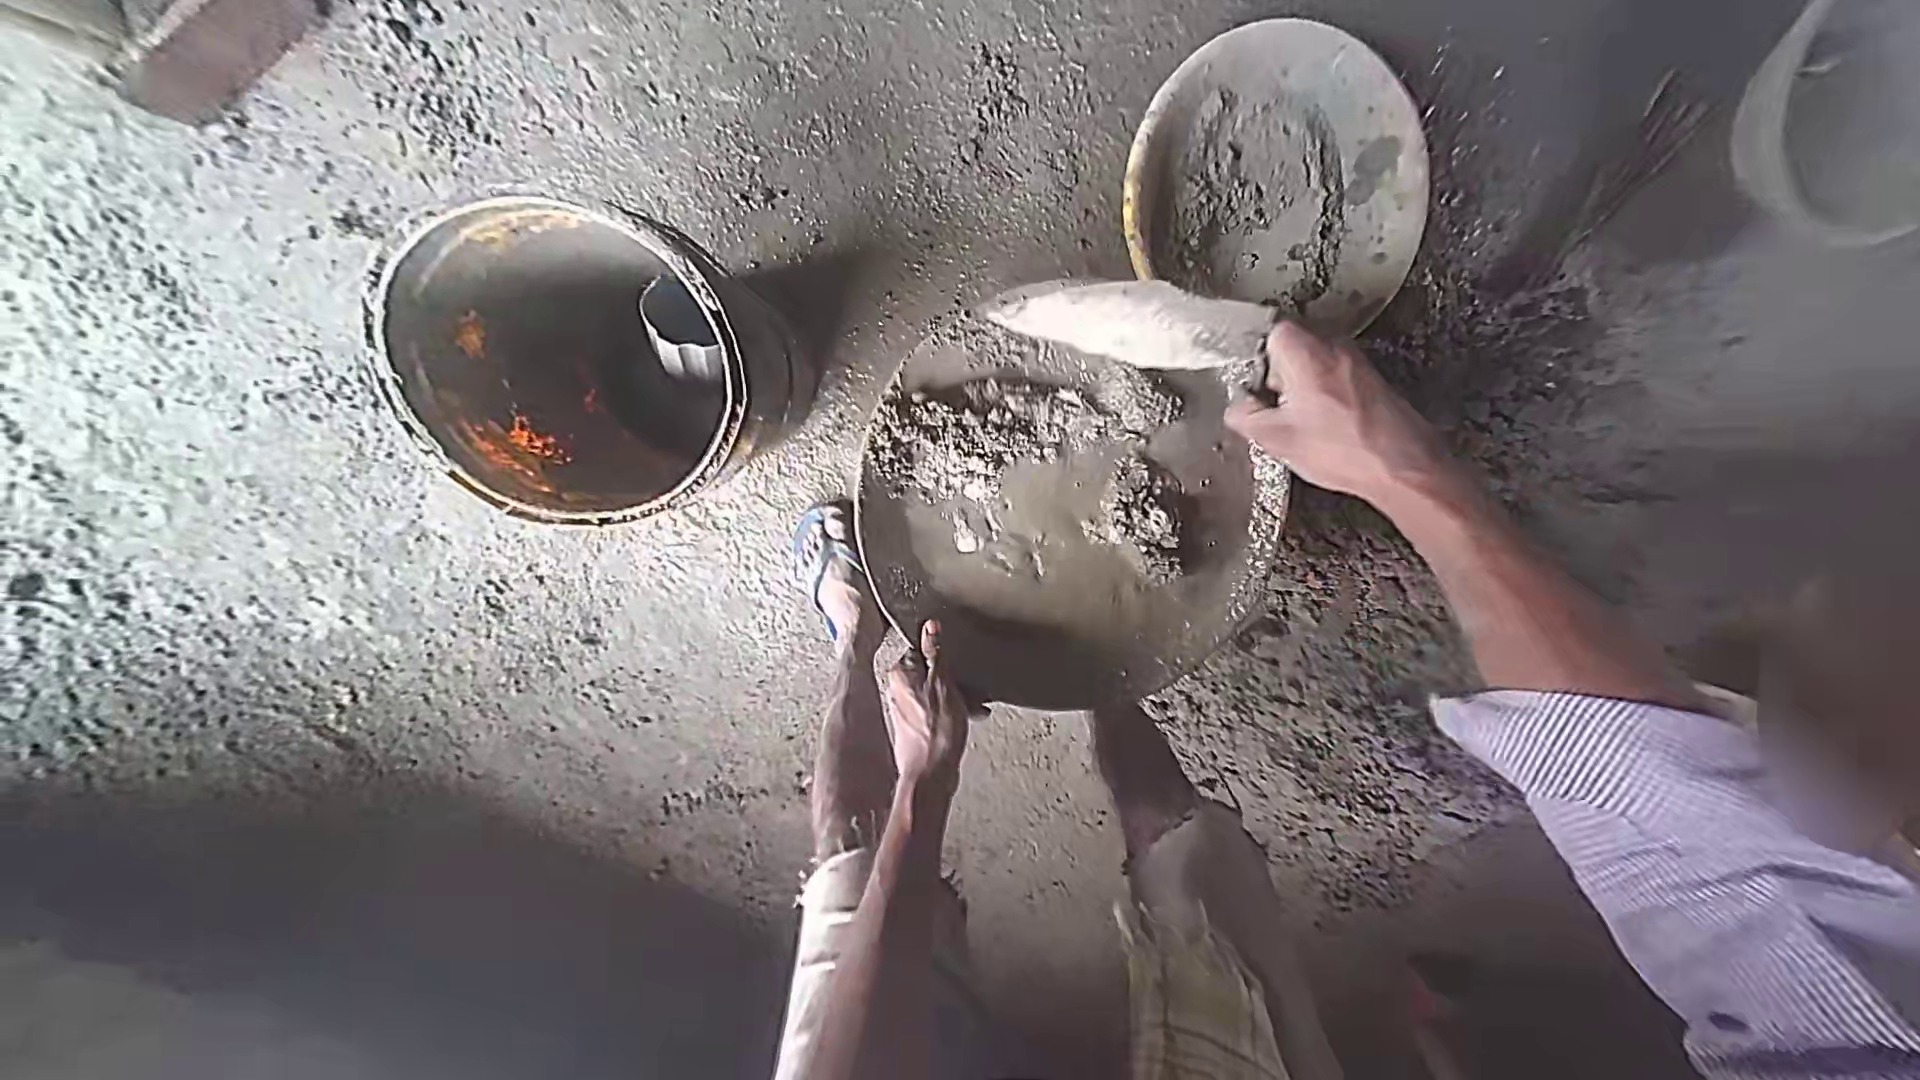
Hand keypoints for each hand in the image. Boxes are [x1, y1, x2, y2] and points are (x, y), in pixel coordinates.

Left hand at [885, 621, 970, 793]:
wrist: (931, 775)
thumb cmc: (936, 731)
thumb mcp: (943, 682)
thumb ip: (935, 653)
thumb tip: (931, 627)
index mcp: (899, 674)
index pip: (922, 649)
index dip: (943, 655)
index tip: (957, 663)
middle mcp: (898, 690)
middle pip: (930, 671)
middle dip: (953, 678)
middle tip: (969, 686)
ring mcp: (907, 709)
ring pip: (936, 691)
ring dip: (957, 695)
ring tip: (973, 705)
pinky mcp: (917, 727)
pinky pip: (937, 709)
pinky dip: (953, 711)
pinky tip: (969, 717)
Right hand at [1225, 322, 1456, 504]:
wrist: (1401, 467)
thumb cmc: (1347, 450)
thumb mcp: (1273, 438)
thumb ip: (1242, 416)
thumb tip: (1237, 407)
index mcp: (1309, 354)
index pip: (1272, 331)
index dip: (1255, 357)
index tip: (1249, 381)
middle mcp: (1337, 350)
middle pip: (1291, 348)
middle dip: (1275, 377)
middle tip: (1271, 408)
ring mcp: (1356, 365)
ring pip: (1311, 366)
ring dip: (1298, 391)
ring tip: (1298, 423)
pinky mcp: (1369, 382)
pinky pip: (1331, 380)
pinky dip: (1319, 400)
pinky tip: (1321, 429)